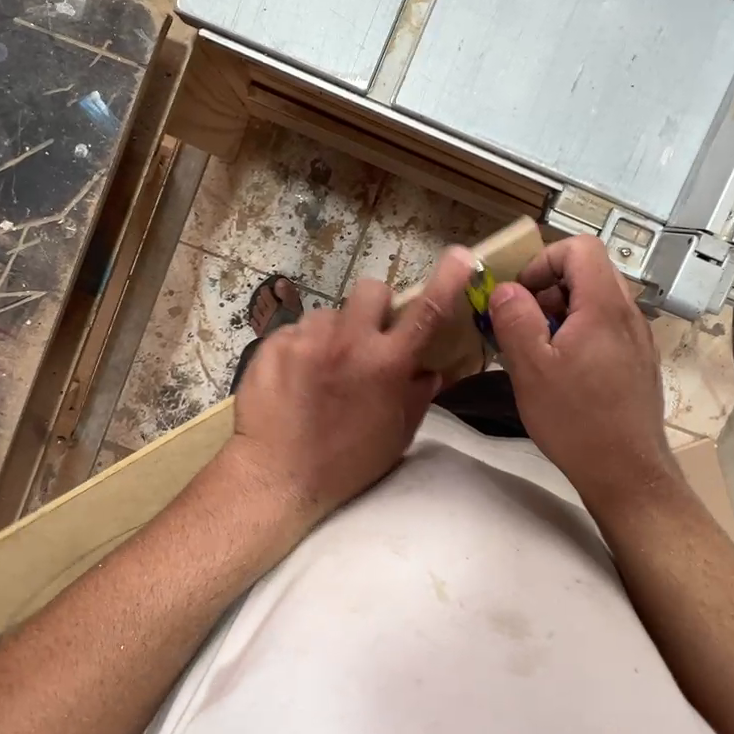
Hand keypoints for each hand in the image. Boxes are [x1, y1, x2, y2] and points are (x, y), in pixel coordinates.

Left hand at [215, 248, 476, 530]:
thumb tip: (430, 371)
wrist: (277, 477)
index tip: (460, 255)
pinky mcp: (273, 344)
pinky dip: (300, 348)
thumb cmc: (346, 464)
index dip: (447, 278)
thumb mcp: (395, 436)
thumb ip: (417, 396)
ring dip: (332, 333)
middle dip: (373, 308)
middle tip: (366, 337)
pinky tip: (294, 379)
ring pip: (328, 314)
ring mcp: (307, 339)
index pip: (426, 310)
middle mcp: (349, 341)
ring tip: (322, 368)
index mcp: (387, 363)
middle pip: (370, 290)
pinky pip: (295, 332)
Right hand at [487, 235, 674, 503]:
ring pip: (598, 300)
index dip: (545, 259)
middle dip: (550, 285)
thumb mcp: (531, 368)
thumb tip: (505, 289)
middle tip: (523, 319)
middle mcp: (628, 315)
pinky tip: (561, 369)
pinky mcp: (638, 362)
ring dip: (563, 310)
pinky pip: (607, 327)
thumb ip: (515, 319)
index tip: (521, 292)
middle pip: (590, 271)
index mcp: (604, 307)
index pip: (581, 248)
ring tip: (538, 346)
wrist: (627, 472)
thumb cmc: (576, 420)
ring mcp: (638, 339)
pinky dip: (580, 331)